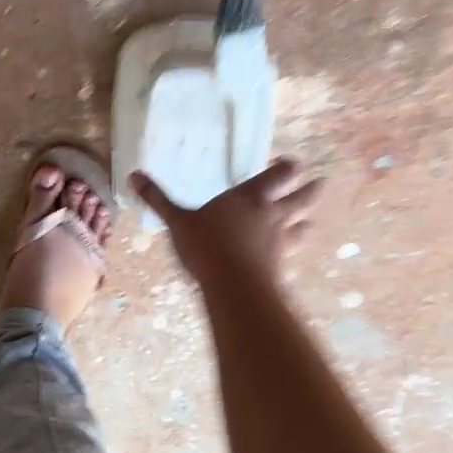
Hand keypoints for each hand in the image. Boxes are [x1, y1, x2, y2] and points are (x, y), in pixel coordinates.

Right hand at [130, 158, 321, 289]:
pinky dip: (292, 250)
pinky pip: (292, 252)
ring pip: (304, 225)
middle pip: (304, 197)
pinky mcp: (280, 265)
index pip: (282, 173)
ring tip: (309, 221)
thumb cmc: (207, 246)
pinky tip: (287, 255)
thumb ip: (158, 199)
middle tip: (319, 183)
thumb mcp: (178, 222)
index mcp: (252, 196)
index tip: (283, 164)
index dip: (287, 167)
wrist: (233, 287)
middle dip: (312, 189)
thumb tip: (134, 175)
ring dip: (307, 221)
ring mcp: (280, 241)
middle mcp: (273, 214)